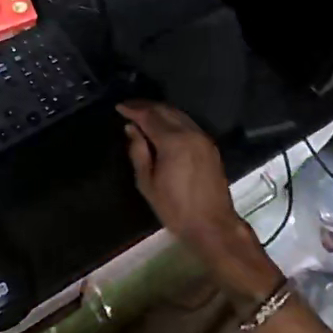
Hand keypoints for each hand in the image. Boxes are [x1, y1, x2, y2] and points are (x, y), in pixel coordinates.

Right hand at [118, 101, 248, 251]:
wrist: (212, 225)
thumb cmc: (175, 209)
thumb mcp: (147, 183)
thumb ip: (138, 151)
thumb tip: (131, 128)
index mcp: (173, 142)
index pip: (149, 116)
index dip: (133, 109)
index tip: (119, 107)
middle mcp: (190, 133)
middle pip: (165, 110)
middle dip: (146, 106)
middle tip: (129, 106)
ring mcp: (203, 138)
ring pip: (178, 114)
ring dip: (160, 110)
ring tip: (143, 113)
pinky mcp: (210, 145)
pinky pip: (188, 123)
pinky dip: (172, 119)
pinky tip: (163, 125)